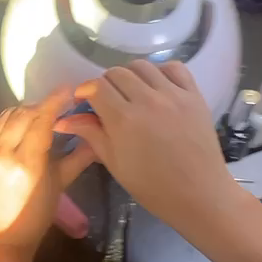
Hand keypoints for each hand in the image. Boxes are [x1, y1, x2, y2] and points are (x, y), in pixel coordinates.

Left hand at [0, 87, 95, 258]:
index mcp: (28, 161)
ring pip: (7, 117)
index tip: (69, 89)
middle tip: (59, 104)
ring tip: (41, 114)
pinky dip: (11, 122)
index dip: (55, 100)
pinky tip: (23, 127)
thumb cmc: (34, 220)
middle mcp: (5, 152)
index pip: (41, 119)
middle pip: (23, 113)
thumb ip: (77, 160)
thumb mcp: (59, 189)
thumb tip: (96, 141)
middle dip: (42, 104)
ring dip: (25, 110)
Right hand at [57, 61, 241, 228]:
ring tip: (131, 93)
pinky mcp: (194, 95)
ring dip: (130, 75)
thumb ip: (91, 134)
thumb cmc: (152, 186)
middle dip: (105, 83)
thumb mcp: (115, 163)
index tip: (84, 101)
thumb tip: (62, 121)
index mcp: (124, 119)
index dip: (85, 91)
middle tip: (107, 101)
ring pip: (143, 66)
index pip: (96, 87)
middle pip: (117, 73)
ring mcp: (173, 94)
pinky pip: (174, 68)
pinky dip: (161, 71)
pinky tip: (157, 87)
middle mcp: (147, 100)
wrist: (199, 195)